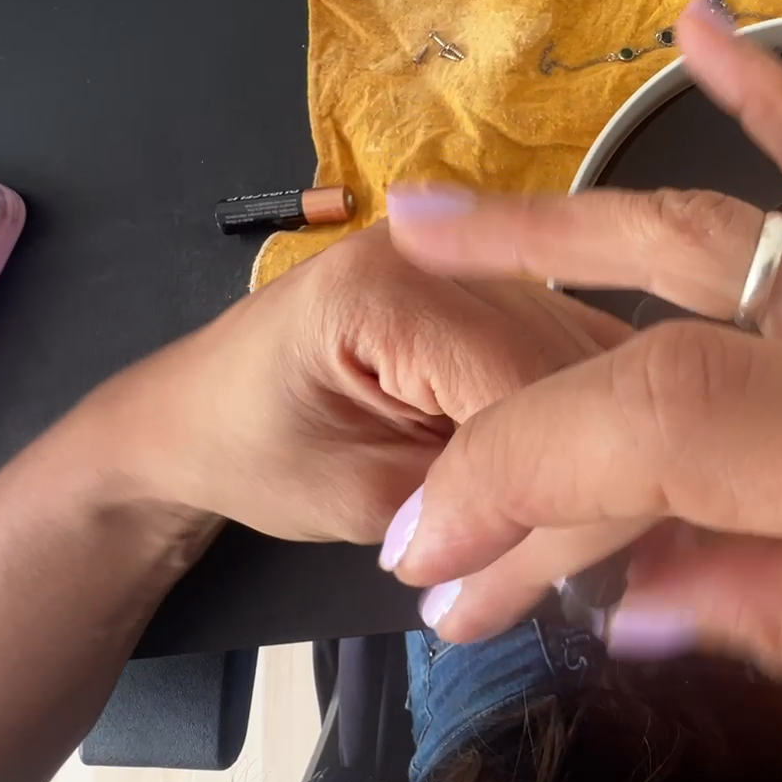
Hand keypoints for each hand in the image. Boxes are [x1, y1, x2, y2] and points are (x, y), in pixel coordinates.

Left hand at [65, 222, 626, 542]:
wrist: (198, 409)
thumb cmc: (257, 459)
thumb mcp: (364, 501)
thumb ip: (471, 503)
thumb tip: (578, 511)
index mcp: (389, 288)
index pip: (521, 378)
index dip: (560, 462)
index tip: (582, 535)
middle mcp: (442, 246)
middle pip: (560, 353)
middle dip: (578, 443)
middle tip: (583, 526)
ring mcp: (467, 253)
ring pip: (577, 342)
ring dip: (581, 419)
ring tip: (569, 487)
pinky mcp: (485, 274)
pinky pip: (560, 337)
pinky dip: (568, 396)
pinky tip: (558, 441)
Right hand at [377, 4, 781, 781]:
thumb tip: (626, 595)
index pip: (686, 423)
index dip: (539, 473)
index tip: (443, 547)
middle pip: (671, 338)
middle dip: (521, 405)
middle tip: (414, 478)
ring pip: (706, 235)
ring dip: (559, 230)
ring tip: (434, 221)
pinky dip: (762, 95)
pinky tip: (700, 34)